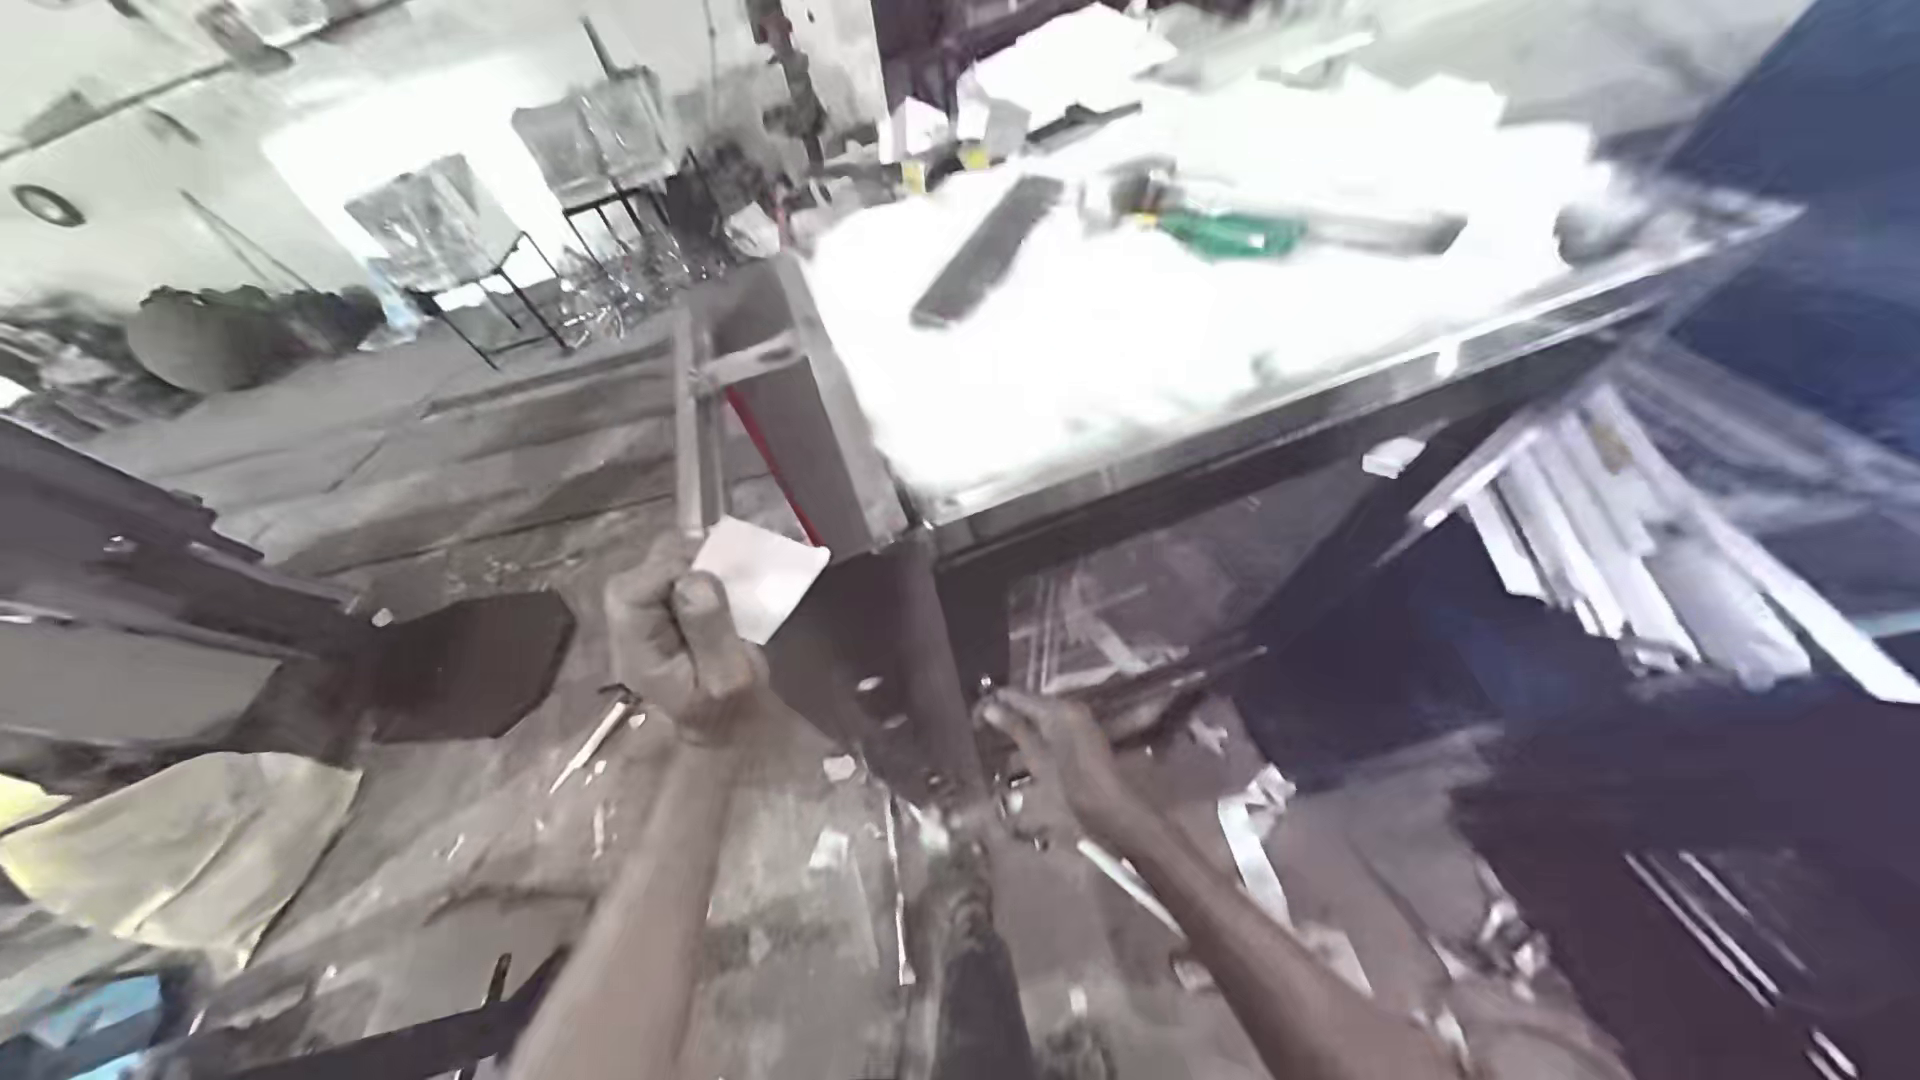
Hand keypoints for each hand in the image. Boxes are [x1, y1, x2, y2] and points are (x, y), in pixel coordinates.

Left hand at [605, 535, 769, 744]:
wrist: (733, 725)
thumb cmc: (734, 706)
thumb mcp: (731, 677)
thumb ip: (710, 631)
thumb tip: (694, 580)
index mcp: (639, 653)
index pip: (631, 594)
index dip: (666, 572)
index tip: (711, 574)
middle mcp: (632, 633)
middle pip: (635, 578)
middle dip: (676, 561)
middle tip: (720, 565)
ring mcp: (647, 624)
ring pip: (651, 573)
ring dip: (687, 562)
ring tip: (723, 569)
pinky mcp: (666, 616)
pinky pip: (670, 579)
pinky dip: (695, 569)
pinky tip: (719, 577)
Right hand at [981, 688, 1141, 844]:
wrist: (1113, 810)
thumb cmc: (1073, 787)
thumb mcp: (1039, 759)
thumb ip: (1016, 729)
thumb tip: (990, 708)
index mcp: (1058, 709)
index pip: (1017, 695)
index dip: (994, 703)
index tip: (974, 717)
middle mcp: (1069, 707)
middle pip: (1029, 702)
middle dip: (1005, 712)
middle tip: (981, 728)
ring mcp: (1078, 720)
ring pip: (1040, 714)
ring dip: (1019, 724)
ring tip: (994, 739)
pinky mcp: (1083, 733)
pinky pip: (1052, 725)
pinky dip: (1035, 732)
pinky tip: (1021, 747)